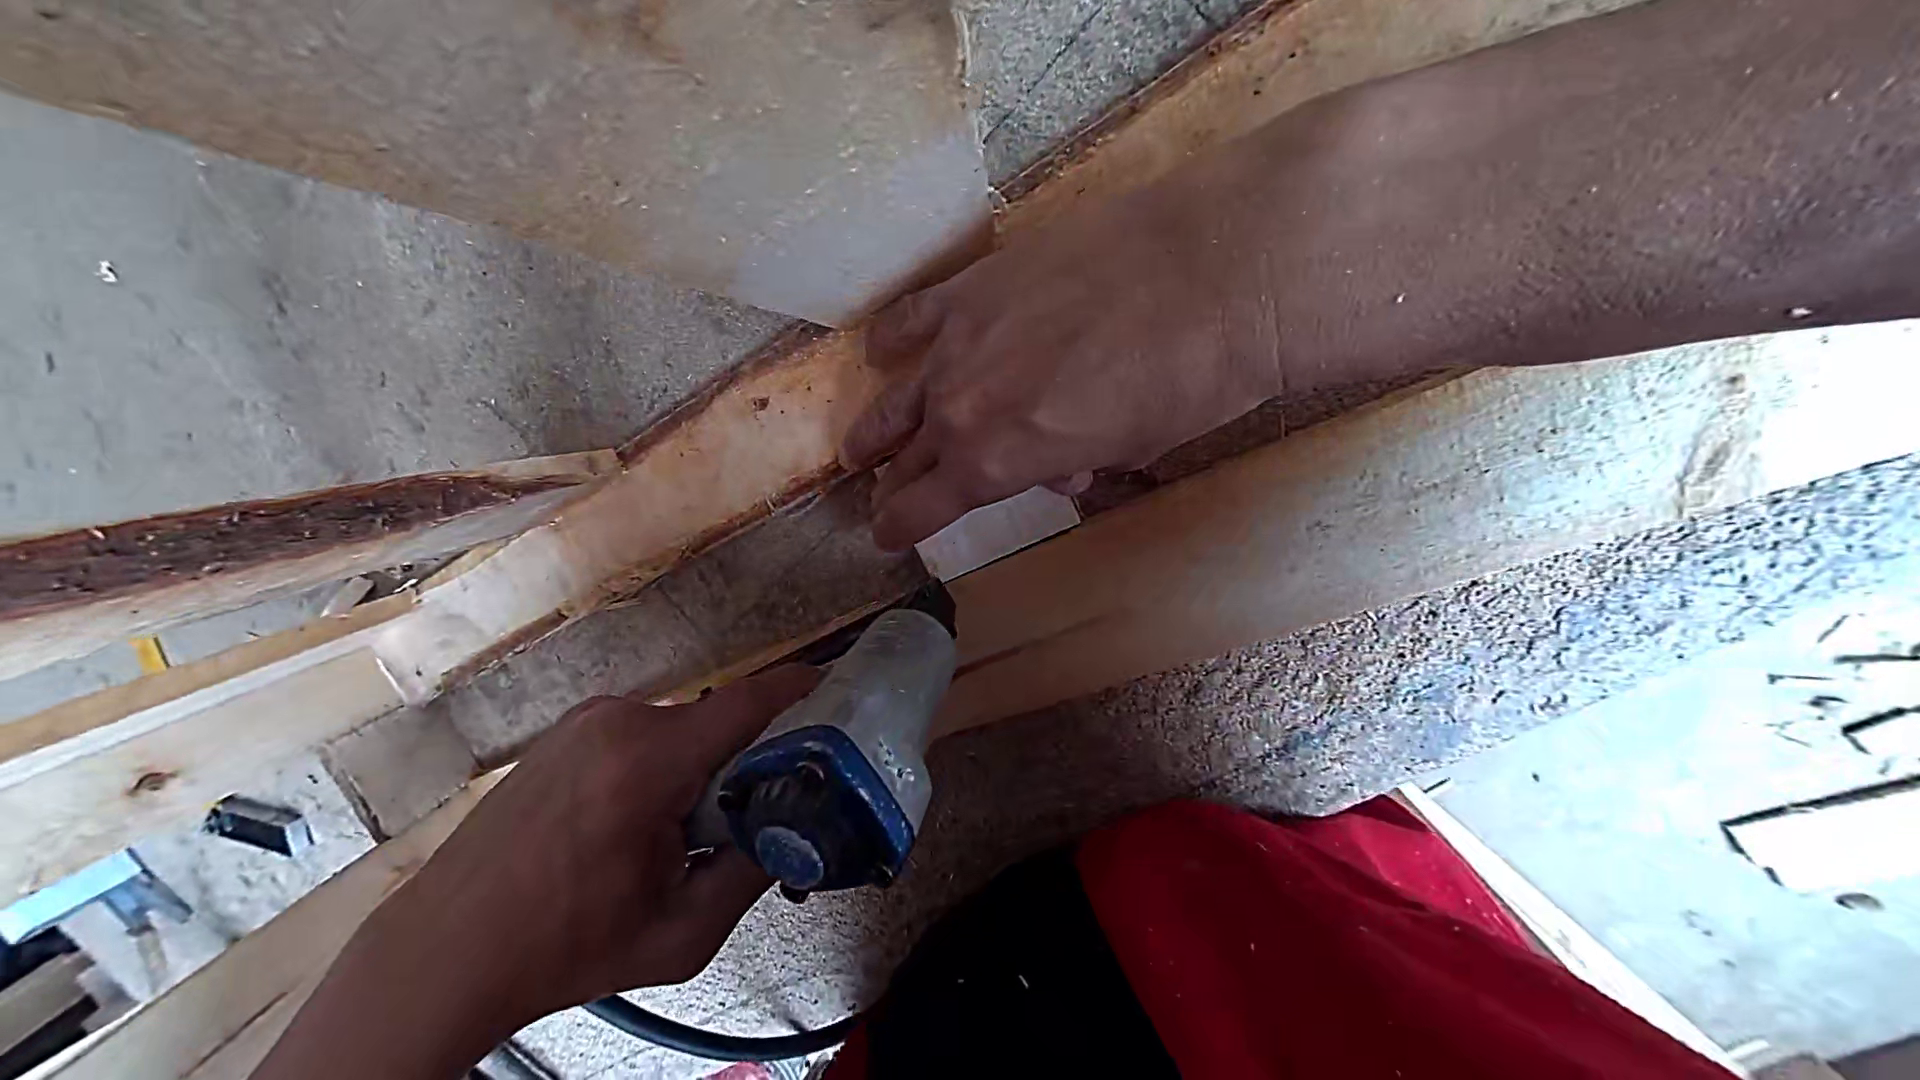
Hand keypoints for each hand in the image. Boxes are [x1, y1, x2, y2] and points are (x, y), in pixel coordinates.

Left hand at [255, 666, 820, 1079]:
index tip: (838, 686)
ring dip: (701, 762)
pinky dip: (664, 759)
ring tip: (682, 824)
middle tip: (749, 808)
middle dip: (746, 756)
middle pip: (719, 720)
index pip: (748, 703)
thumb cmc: (564, 949)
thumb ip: (754, 871)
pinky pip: (645, 729)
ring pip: (683, 725)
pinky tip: (638, 815)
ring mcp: (588, 718)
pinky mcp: (570, 726)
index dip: (801, 689)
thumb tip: (798, 826)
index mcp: (648, 763)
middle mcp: (619, 721)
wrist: (444, 950)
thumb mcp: (681, 933)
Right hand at [839, 156, 1287, 550]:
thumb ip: (1071, 462)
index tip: (884, 538)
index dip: (899, 527)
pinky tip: (881, 353)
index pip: (923, 507)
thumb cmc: (1191, 382)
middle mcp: (957, 409)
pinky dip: (892, 339)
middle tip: (882, 498)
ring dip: (874, 430)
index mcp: (994, 461)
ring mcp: (958, 342)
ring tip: (858, 449)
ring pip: (896, 397)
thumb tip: (1054, 462)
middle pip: (907, 458)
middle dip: (891, 487)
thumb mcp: (1127, 449)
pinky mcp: (973, 286)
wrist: (1218, 269)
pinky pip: (912, 318)